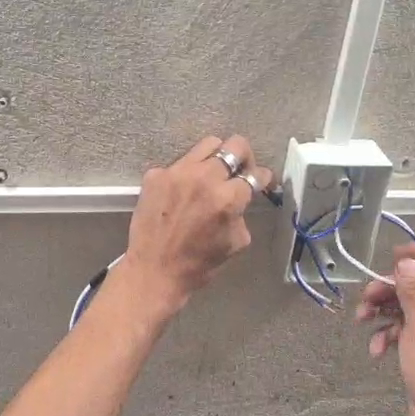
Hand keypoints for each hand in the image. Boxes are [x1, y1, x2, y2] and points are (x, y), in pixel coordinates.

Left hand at [120, 136, 259, 312]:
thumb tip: (243, 194)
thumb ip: (242, 211)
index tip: (260, 179)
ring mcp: (177, 172)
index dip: (262, 177)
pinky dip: (186, 175)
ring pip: (207, 145)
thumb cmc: (198, 264)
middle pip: (235, 145)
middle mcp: (204, 177)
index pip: (255, 174)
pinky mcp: (156, 174)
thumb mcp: (236, 241)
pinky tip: (183, 192)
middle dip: (244, 156)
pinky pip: (179, 164)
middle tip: (241, 170)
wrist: (153, 271)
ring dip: (217, 158)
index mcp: (227, 198)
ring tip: (214, 174)